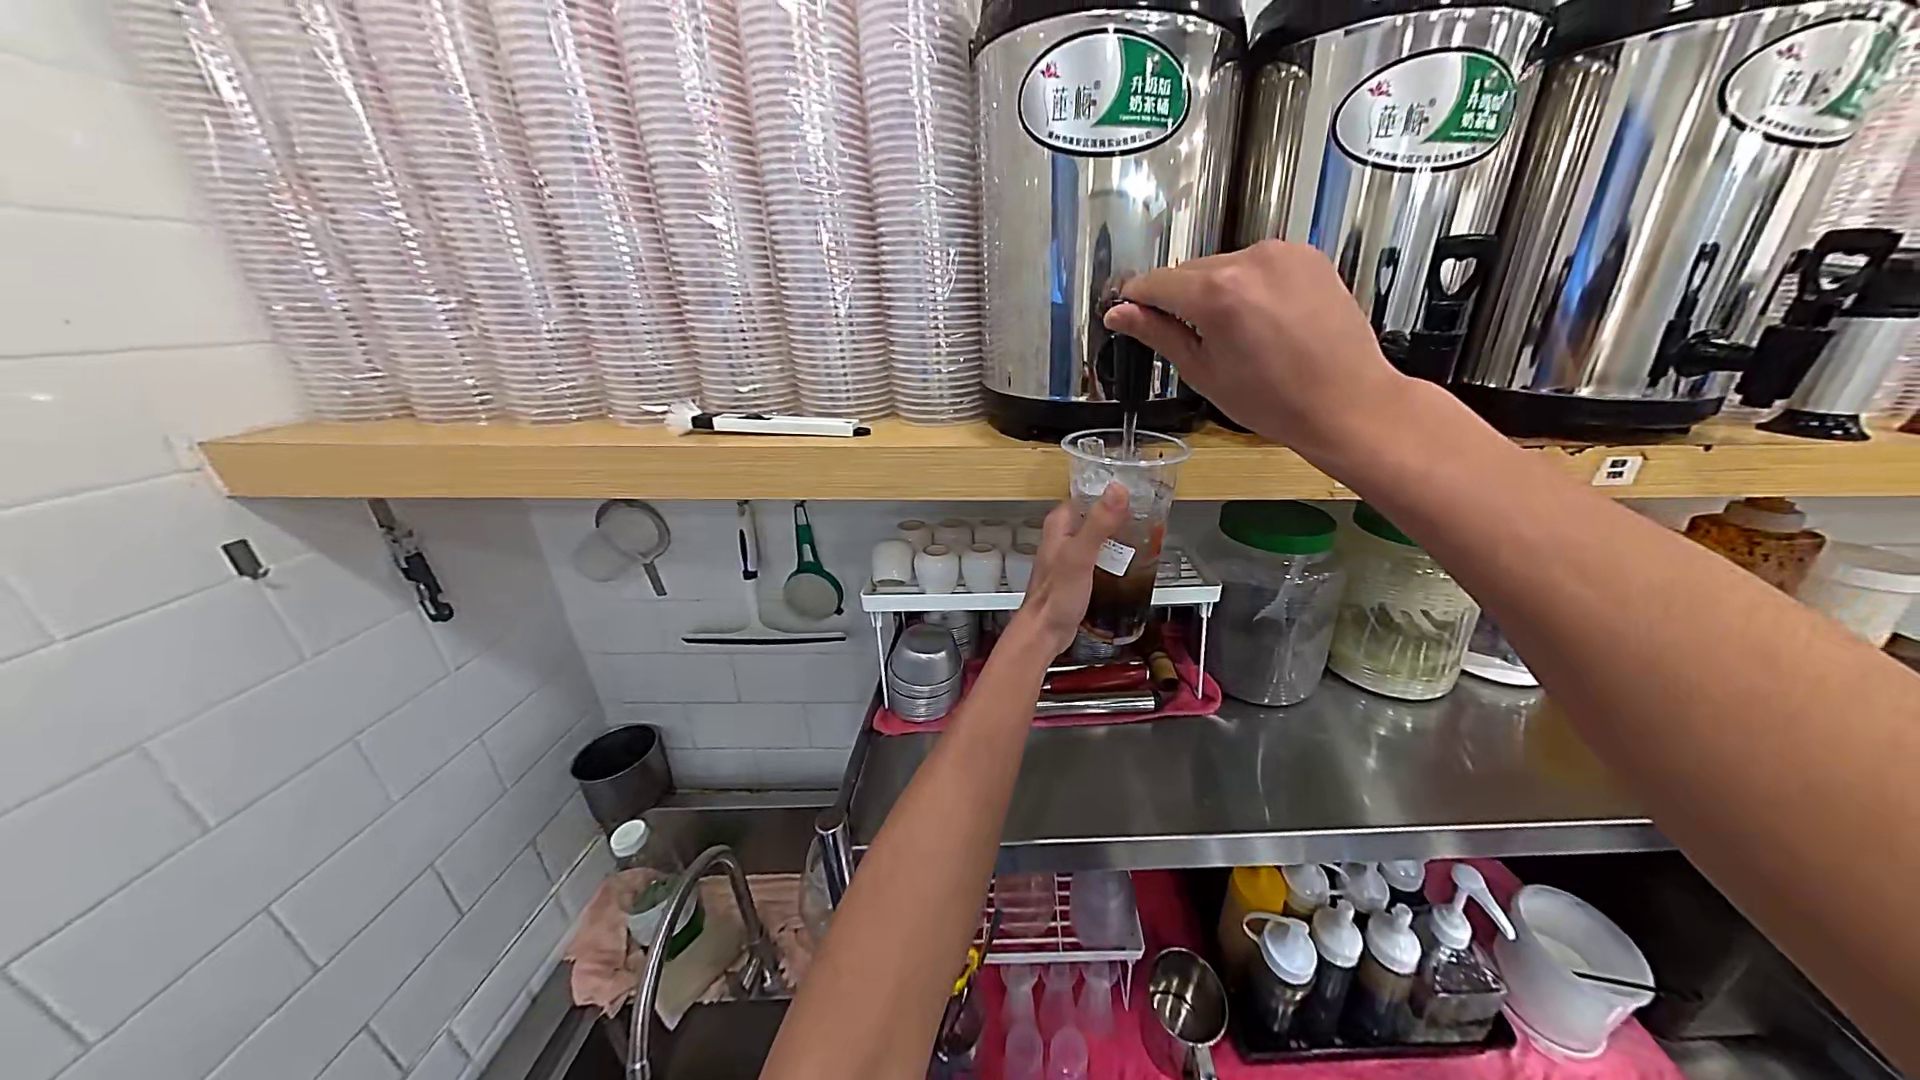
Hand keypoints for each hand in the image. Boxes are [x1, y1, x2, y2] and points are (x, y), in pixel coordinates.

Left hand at [1008, 485, 1129, 658]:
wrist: (1046, 632)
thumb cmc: (1056, 596)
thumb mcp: (1081, 554)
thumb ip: (1098, 522)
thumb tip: (1117, 490)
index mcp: (1060, 523)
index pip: (1088, 494)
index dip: (1112, 492)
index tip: (1139, 492)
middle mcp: (1063, 535)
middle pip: (1098, 514)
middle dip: (1122, 515)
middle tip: (1149, 518)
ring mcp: (1071, 554)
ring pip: (1101, 536)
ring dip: (1121, 536)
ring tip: (1146, 537)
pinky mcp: (1079, 572)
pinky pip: (1102, 556)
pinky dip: (1116, 556)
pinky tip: (1131, 562)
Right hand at [1103, 240, 1415, 457]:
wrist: (1346, 402)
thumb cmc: (1275, 400)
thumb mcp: (1202, 371)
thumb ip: (1157, 333)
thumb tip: (1119, 314)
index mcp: (1217, 292)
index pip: (1154, 282)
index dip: (1135, 301)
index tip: (1127, 314)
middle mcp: (1250, 260)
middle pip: (1188, 272)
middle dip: (1177, 300)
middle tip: (1187, 340)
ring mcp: (1283, 253)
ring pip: (1222, 266)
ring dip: (1213, 293)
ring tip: (1231, 335)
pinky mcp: (1306, 255)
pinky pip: (1256, 265)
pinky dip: (1246, 287)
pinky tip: (1258, 321)